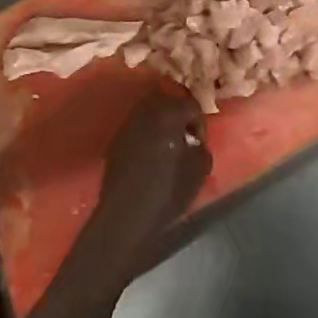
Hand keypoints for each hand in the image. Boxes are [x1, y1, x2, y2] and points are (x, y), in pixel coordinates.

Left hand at [92, 91, 210, 251]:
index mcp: (167, 113)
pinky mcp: (116, 140)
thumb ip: (201, 147)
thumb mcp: (199, 170)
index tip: (200, 143)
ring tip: (169, 147)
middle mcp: (144, 111)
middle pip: (168, 102)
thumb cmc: (167, 191)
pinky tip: (152, 156)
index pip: (190, 104)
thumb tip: (195, 142)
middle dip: (180, 116)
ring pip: (150, 113)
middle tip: (186, 138)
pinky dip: (148, 134)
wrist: (127, 215)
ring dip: (162, 124)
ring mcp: (127, 125)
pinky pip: (137, 128)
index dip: (200, 123)